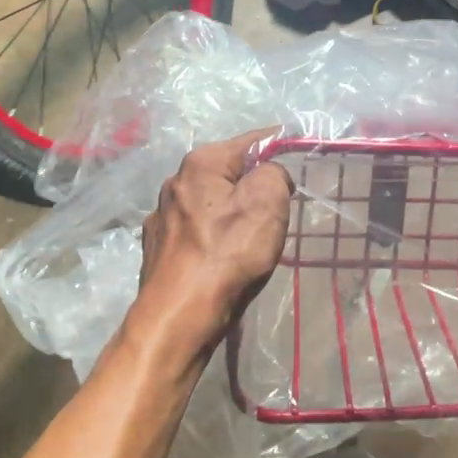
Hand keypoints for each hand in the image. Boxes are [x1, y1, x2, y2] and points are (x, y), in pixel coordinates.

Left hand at [130, 129, 293, 358]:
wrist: (179, 316)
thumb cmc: (227, 255)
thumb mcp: (267, 203)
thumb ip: (274, 174)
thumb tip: (270, 174)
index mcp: (201, 164)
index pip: (251, 140)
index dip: (279, 146)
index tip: (299, 157)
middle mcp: (175, 182)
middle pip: (228, 172)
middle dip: (254, 184)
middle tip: (279, 208)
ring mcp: (162, 216)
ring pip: (211, 202)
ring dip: (232, 212)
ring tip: (251, 237)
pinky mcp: (158, 248)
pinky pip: (196, 230)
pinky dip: (213, 235)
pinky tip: (222, 256)